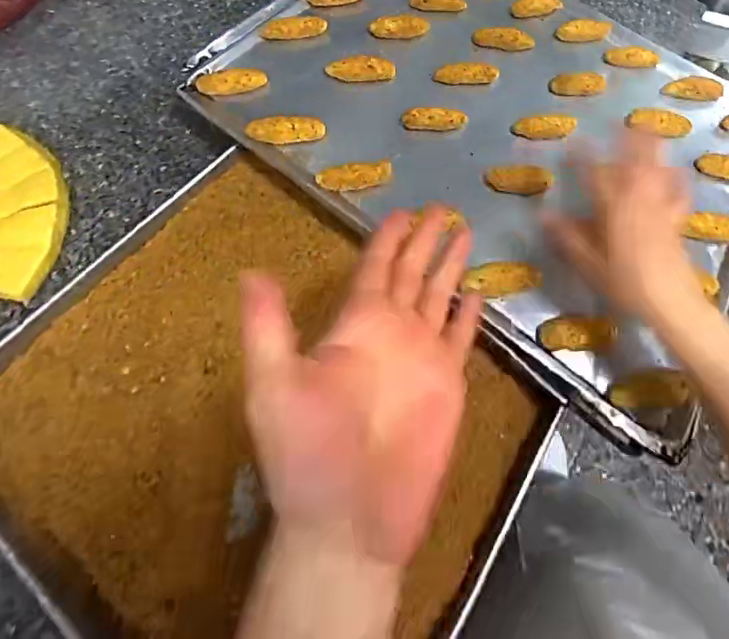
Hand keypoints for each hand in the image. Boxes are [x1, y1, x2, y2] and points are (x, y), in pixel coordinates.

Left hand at [240, 205, 481, 566]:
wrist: (348, 521)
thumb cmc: (307, 454)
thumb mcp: (274, 387)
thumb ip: (268, 328)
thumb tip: (249, 272)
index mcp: (355, 325)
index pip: (375, 268)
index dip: (388, 239)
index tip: (402, 211)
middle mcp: (391, 332)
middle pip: (412, 272)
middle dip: (426, 240)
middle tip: (441, 208)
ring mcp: (421, 357)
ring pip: (440, 297)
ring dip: (450, 266)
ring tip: (464, 234)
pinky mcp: (447, 385)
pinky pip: (461, 340)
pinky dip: (470, 317)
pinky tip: (478, 296)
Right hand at [545, 131, 711, 325]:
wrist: (670, 302)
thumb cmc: (625, 284)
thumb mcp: (590, 265)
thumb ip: (568, 237)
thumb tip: (544, 215)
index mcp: (612, 209)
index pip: (593, 175)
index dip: (581, 156)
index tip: (573, 140)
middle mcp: (637, 201)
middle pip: (632, 162)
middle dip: (627, 140)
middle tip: (621, 122)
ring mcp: (660, 208)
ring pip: (656, 169)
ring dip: (653, 149)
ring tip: (650, 130)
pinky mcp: (676, 220)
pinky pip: (679, 193)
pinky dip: (677, 180)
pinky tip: (679, 171)